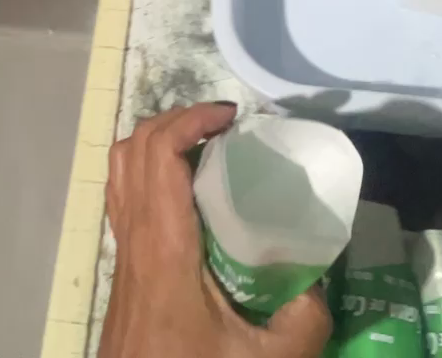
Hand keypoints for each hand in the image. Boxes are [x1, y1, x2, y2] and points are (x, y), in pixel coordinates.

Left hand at [99, 103, 329, 357]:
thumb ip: (303, 323)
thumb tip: (321, 284)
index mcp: (164, 241)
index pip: (161, 152)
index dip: (191, 119)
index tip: (229, 118)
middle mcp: (135, 228)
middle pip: (137, 144)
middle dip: (178, 119)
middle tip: (222, 128)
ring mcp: (121, 239)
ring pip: (122, 162)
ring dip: (157, 138)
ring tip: (200, 145)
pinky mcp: (120, 254)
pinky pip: (122, 187)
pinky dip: (145, 164)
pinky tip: (181, 186)